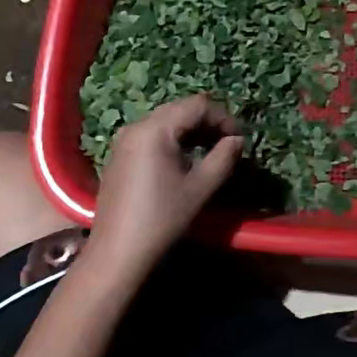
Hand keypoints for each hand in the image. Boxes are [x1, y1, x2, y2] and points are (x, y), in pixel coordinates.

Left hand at [90, 95, 244, 270]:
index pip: (197, 105)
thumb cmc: (162, 218)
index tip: (239, 139)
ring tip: (211, 151)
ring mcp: (124, 140)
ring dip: (191, 130)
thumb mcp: (200, 188)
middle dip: (207, 121)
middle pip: (179, 109)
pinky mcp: (119, 155)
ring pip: (165, 121)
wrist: (117, 251)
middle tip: (229, 143)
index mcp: (155, 129)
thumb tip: (237, 140)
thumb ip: (223, 157)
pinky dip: (173, 139)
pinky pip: (151, 135)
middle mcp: (136, 126)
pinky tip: (185, 160)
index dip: (223, 117)